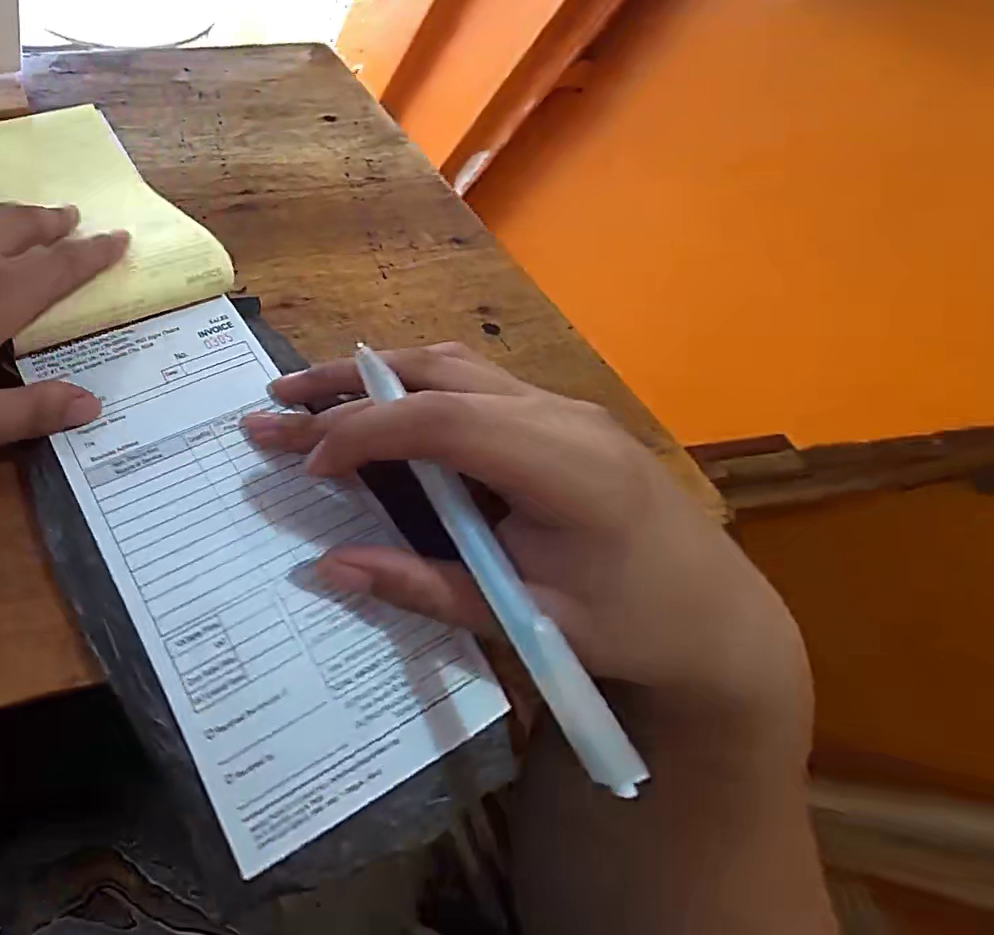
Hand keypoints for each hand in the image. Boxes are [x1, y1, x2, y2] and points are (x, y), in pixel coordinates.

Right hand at [242, 344, 810, 745]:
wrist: (718, 614)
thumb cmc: (632, 627)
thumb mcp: (525, 621)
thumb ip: (423, 588)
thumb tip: (328, 568)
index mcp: (567, 466)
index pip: (441, 421)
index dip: (363, 433)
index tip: (308, 464)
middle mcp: (560, 415)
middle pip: (434, 374)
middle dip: (344, 386)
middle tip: (275, 402)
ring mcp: (557, 405)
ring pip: (445, 364)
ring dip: (368, 374)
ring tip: (305, 390)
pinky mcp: (548, 411)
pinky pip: (461, 380)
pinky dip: (400, 386)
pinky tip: (367, 401)